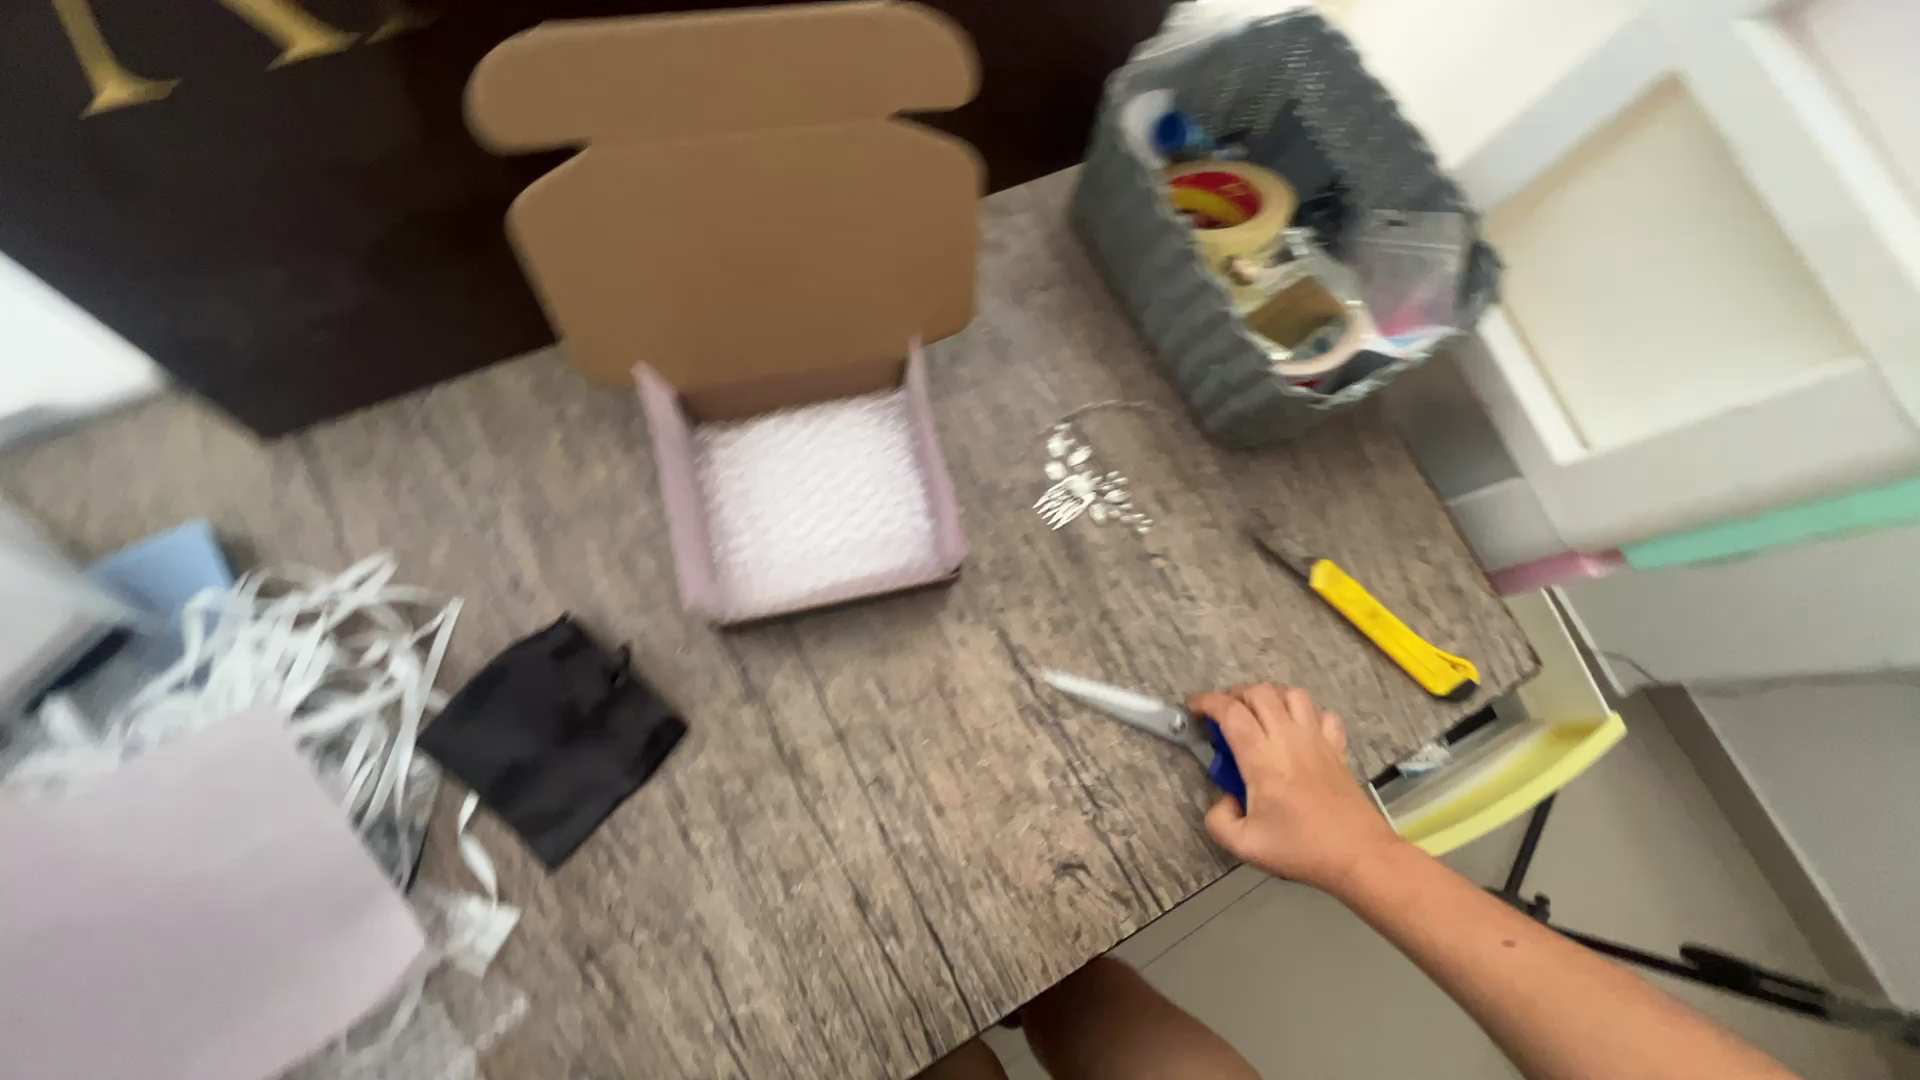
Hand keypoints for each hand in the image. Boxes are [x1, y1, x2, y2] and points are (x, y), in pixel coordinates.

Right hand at [1191, 683, 1407, 894]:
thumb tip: (1223, 799)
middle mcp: (1288, 738)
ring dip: (1270, 697)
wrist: (1361, 856)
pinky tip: (1298, 729)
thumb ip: (1218, 820)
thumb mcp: (1245, 845)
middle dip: (1235, 695)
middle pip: (1259, 692)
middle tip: (1224, 715)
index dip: (1206, 702)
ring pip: (1292, 694)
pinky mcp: (1337, 748)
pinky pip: (1323, 714)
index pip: (1230, 711)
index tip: (1194, 709)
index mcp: (1261, 757)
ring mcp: (1317, 739)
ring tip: (1259, 715)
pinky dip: (1307, 713)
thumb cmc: (1302, 849)